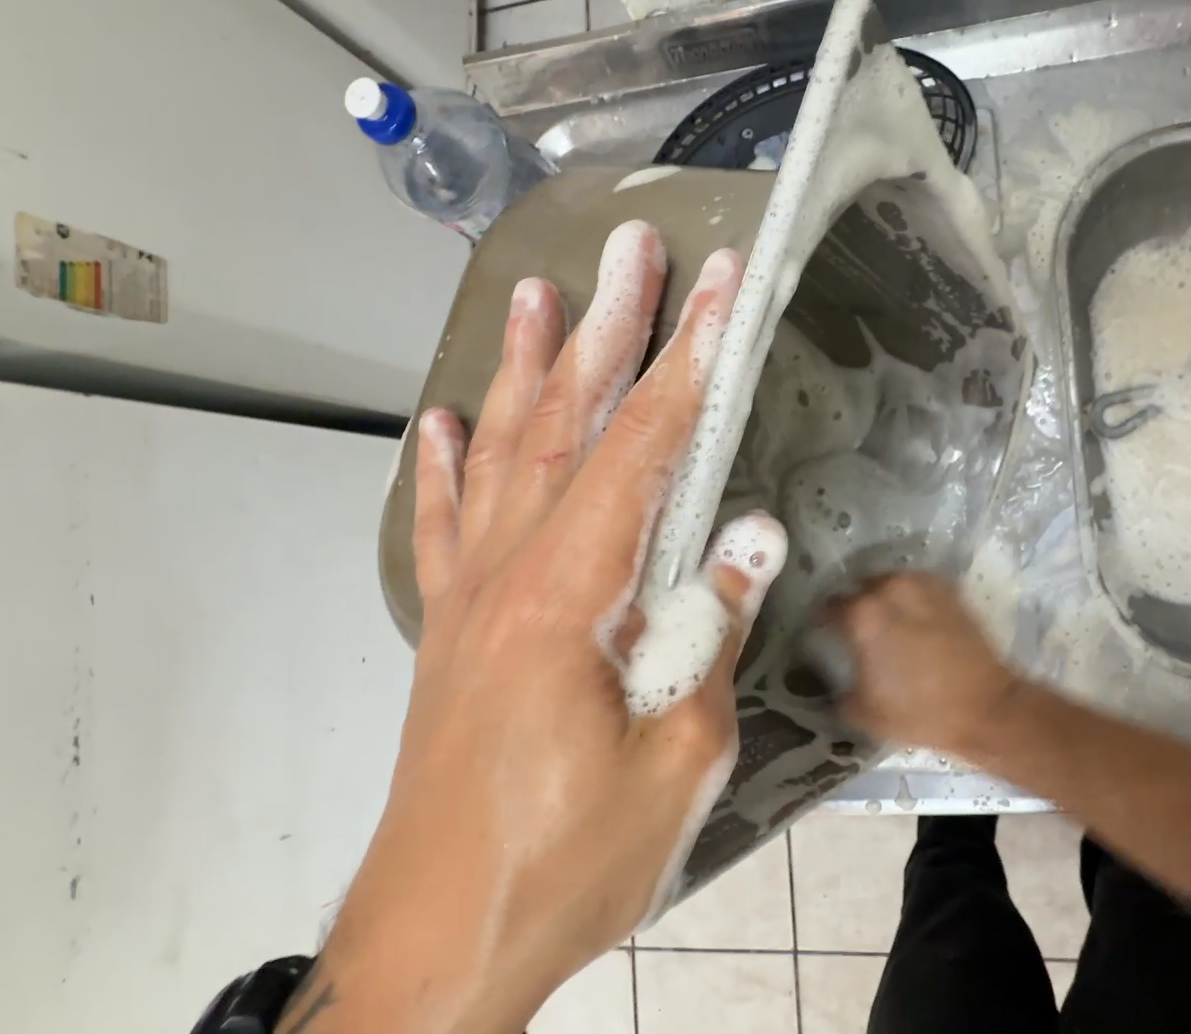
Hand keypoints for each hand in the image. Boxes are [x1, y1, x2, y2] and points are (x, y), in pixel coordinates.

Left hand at [281, 222, 785, 1033]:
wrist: (440, 941)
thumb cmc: (571, 861)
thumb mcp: (677, 759)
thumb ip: (711, 633)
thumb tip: (751, 534)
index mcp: (570, 596)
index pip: (644, 448)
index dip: (691, 361)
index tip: (722, 287)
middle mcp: (509, 574)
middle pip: (566, 424)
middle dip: (610, 329)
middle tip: (632, 249)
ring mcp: (468, 600)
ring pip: (501, 456)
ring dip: (523, 369)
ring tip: (539, 294)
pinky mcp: (448, 634)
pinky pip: (443, 527)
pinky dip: (444, 467)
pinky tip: (439, 422)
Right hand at [824, 573, 1022, 755]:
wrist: (985, 708)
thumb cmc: (920, 712)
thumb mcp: (864, 711)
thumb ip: (840, 688)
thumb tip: (838, 677)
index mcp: (863, 615)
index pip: (830, 606)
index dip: (823, 619)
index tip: (823, 631)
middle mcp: (891, 590)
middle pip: (862, 588)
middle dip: (856, 603)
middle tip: (855, 626)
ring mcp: (924, 587)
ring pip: (892, 583)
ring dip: (885, 597)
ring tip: (886, 619)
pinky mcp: (952, 593)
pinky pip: (920, 588)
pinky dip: (913, 599)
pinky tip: (914, 618)